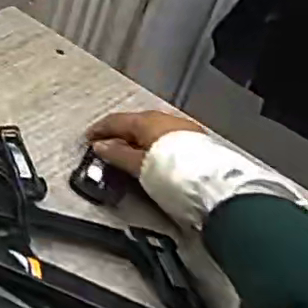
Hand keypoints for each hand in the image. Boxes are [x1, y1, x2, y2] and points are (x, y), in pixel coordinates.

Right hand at [85, 111, 205, 176]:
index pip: (116, 121)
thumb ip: (118, 155)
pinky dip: (155, 146)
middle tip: (107, 148)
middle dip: (120, 135)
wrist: (218, 189)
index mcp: (147, 120)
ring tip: (130, 156)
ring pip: (153, 131)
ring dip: (139, 141)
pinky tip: (155, 158)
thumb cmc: (174, 176)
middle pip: (135, 124)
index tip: (89, 138)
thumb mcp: (139, 168)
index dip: (100, 130)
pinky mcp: (197, 143)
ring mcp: (183, 129)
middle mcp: (164, 119)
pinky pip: (167, 139)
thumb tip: (101, 146)